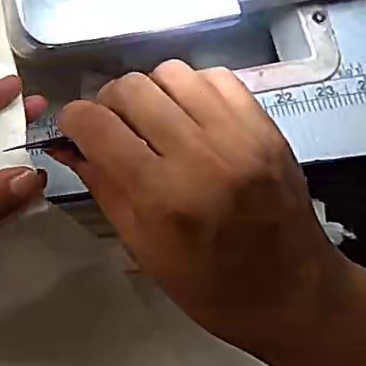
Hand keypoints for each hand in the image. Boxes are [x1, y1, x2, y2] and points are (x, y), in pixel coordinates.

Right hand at [49, 60, 354, 355]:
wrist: (295, 294)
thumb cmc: (209, 286)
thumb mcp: (141, 246)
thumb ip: (102, 185)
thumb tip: (69, 144)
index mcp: (164, 197)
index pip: (97, 125)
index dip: (73, 120)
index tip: (74, 129)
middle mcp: (201, 155)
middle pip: (130, 88)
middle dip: (108, 102)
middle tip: (113, 127)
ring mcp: (239, 134)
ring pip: (170, 72)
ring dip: (150, 91)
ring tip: (154, 120)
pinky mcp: (265, 125)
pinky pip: (213, 76)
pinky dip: (191, 88)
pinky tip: (190, 116)